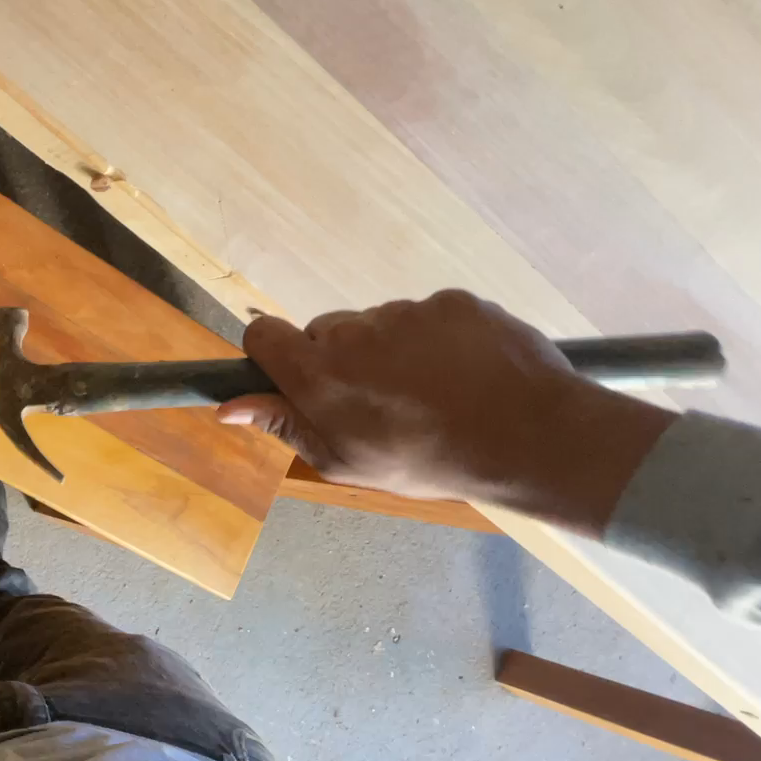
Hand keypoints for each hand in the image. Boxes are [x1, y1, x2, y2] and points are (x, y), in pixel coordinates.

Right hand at [218, 289, 676, 534]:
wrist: (534, 440)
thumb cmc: (424, 460)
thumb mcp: (341, 459)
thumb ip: (283, 424)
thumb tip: (226, 407)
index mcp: (317, 372)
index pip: (262, 332)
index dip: (271, 351)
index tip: (292, 375)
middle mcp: (352, 332)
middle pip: (324, 330)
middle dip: (338, 357)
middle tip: (374, 396)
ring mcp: (405, 311)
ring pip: (376, 323)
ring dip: (387, 348)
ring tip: (428, 387)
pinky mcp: (453, 301)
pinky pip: (425, 314)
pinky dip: (434, 337)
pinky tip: (459, 370)